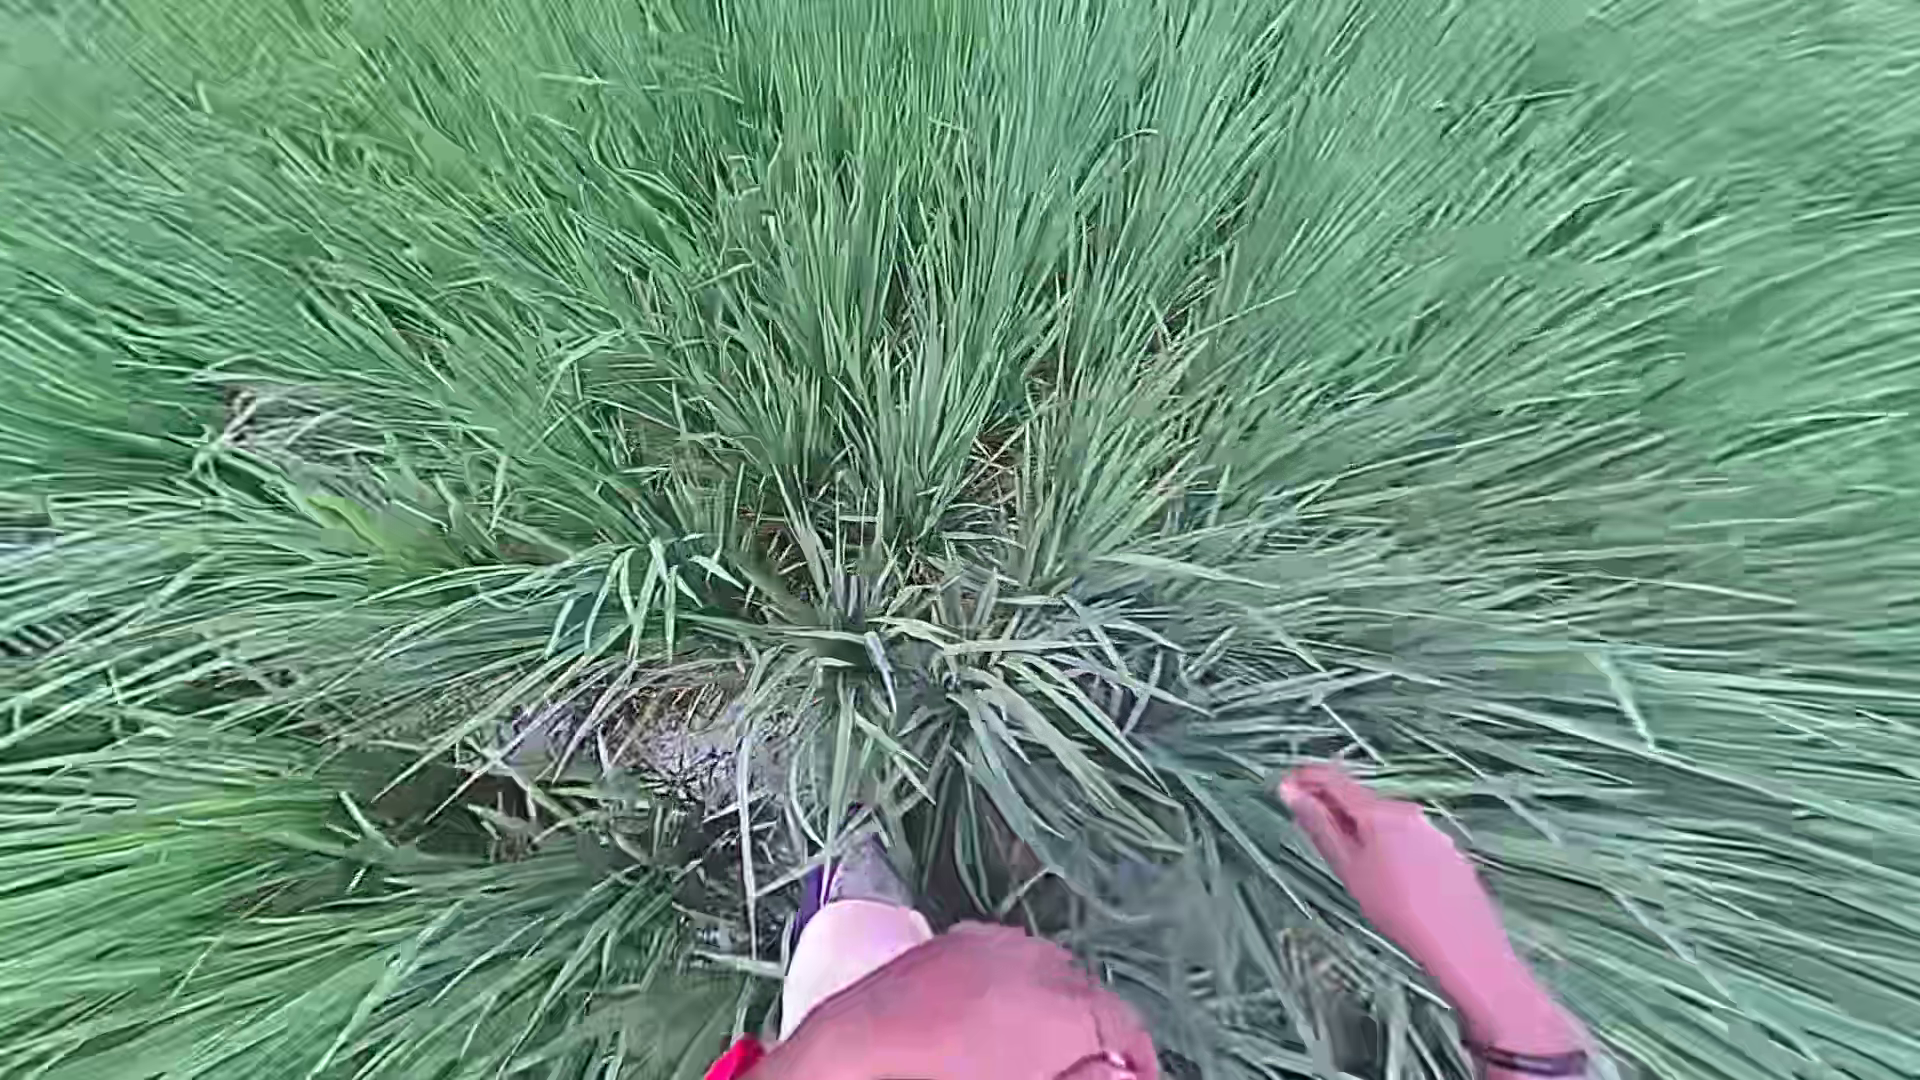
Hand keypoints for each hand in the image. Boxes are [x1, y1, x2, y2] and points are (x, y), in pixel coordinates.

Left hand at [754, 922, 1157, 1079]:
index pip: (1121, 1022)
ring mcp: (985, 943)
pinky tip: (998, 1016)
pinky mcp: (951, 941)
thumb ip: (1085, 1077)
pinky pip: (1003, 953)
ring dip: (1055, 999)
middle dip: (1096, 1028)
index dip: (1132, 1058)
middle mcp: (1025, 958)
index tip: (1129, 1075)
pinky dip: (1014, 979)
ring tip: (1044, 1048)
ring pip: (1044, 964)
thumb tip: (1121, 1071)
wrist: (846, 1067)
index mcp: (1056, 1003)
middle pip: (1085, 988)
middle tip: (1091, 1066)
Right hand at [1279, 764, 1581, 1053]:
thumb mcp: (1347, 867)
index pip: (1332, 778)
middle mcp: (1407, 811)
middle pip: (1358, 797)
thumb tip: (1289, 790)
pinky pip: (1405, 834)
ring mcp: (1432, 831)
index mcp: (1379, 811)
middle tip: (1309, 827)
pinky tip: (1386, 873)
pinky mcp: (1448, 852)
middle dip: (1330, 805)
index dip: (1304, 777)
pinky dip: (1384, 840)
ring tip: (1347, 857)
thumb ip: (1317, 824)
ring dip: (1357, 824)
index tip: (1284, 786)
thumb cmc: (1397, 909)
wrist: (1469, 953)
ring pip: (1382, 817)